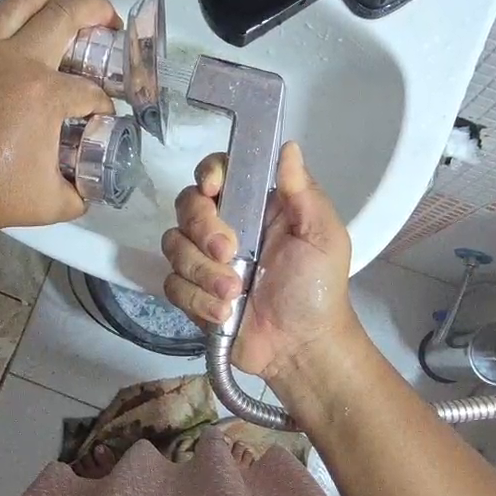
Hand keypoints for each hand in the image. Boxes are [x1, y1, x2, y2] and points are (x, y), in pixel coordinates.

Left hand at [0, 0, 116, 230]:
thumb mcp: (54, 203)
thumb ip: (81, 191)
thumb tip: (91, 184)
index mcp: (46, 94)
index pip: (90, 90)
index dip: (104, 103)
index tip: (102, 116)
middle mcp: (16, 60)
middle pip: (65, 15)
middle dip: (96, 11)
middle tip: (109, 22)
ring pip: (18, 1)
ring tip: (61, 5)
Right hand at [161, 142, 357, 381]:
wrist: (301, 348)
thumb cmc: (318, 289)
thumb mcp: (323, 236)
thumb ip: (303, 191)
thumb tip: (287, 147)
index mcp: (256, 206)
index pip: (219, 172)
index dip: (209, 174)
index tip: (213, 189)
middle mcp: (225, 226)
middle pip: (187, 205)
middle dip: (203, 228)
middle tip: (230, 252)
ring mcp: (204, 260)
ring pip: (174, 245)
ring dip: (203, 272)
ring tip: (234, 294)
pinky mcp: (191, 293)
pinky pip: (172, 283)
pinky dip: (197, 299)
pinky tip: (224, 313)